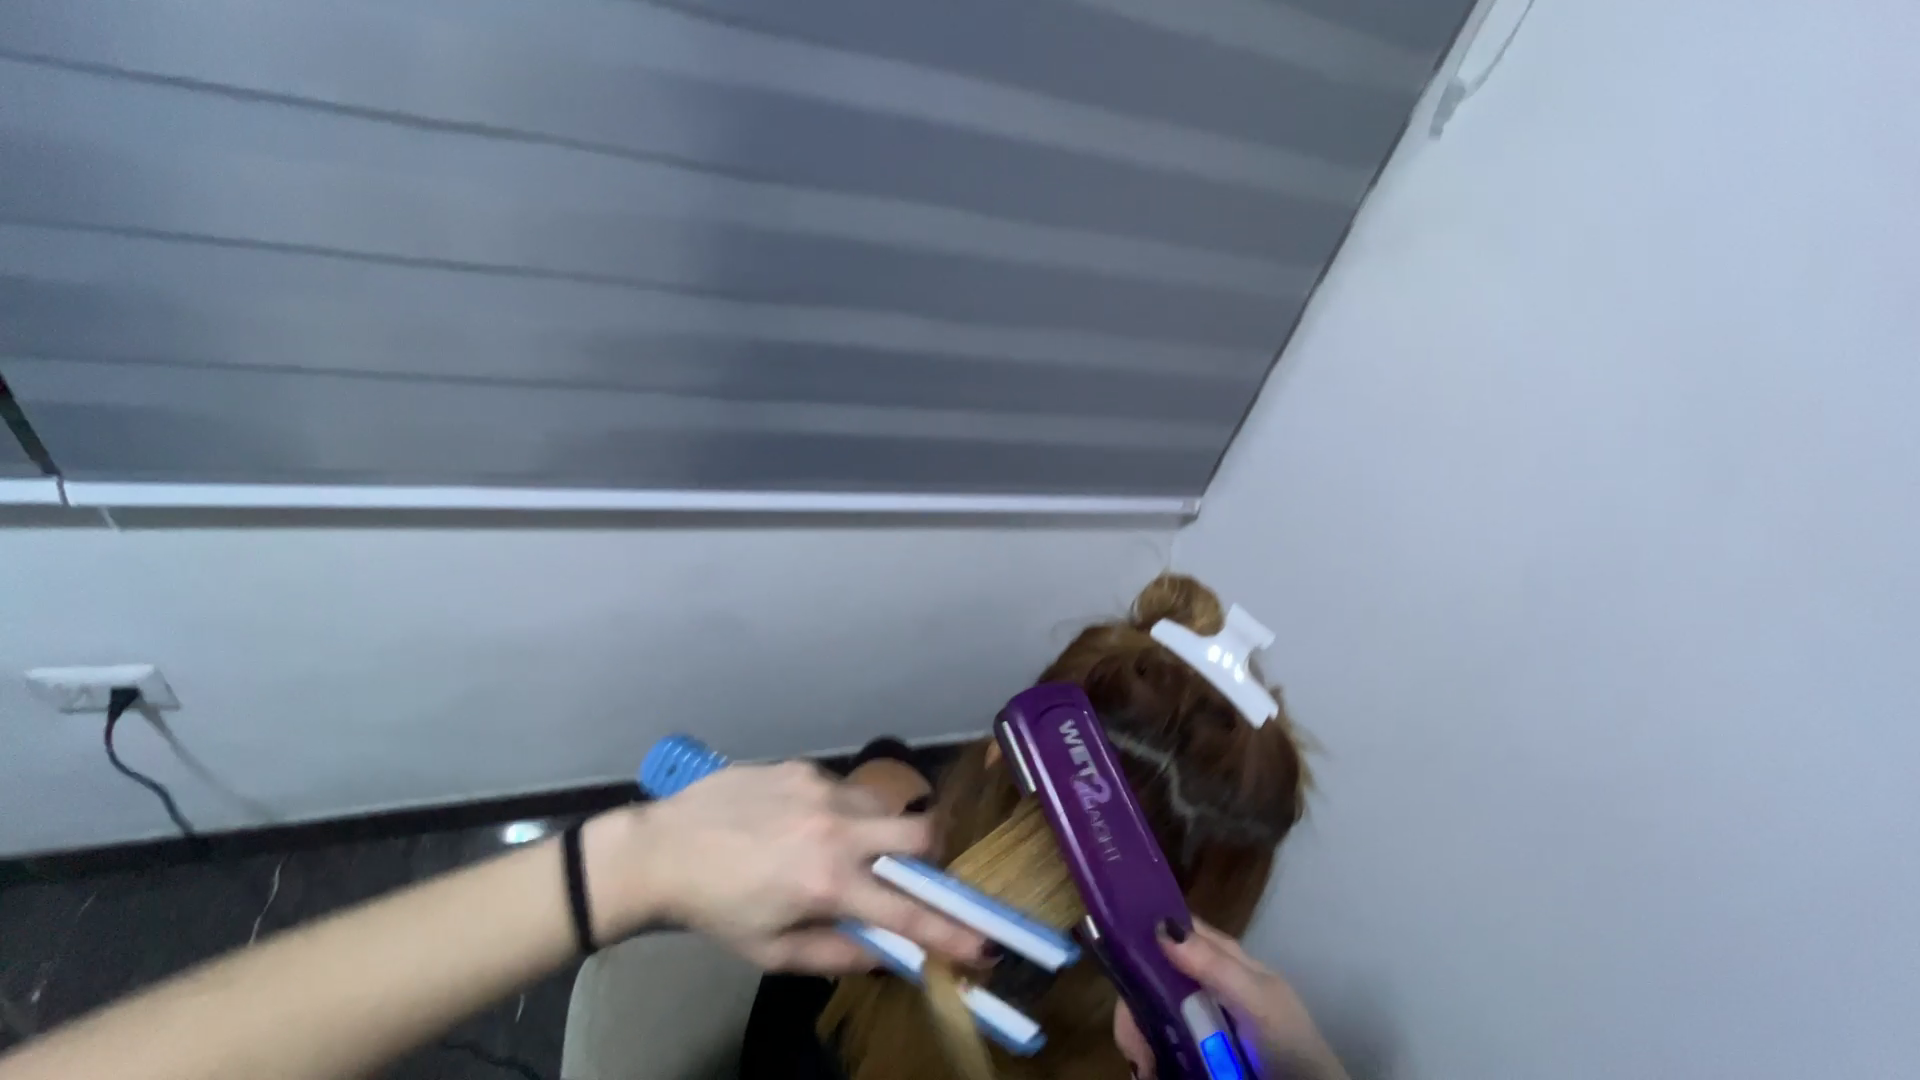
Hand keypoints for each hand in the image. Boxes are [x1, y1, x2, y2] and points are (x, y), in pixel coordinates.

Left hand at [585, 762, 985, 972]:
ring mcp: (823, 789)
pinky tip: (806, 823)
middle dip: (935, 857)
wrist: (664, 848)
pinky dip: (844, 812)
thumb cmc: (718, 910)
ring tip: (847, 847)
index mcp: (829, 884)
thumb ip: (838, 953)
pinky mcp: (806, 767)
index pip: (908, 912)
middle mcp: (837, 830)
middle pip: (921, 834)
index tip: (986, 942)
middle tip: (918, 872)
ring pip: (886, 806)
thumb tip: (889, 953)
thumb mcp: (773, 952)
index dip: (952, 931)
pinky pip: (847, 789)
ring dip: (883, 832)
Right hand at [1114, 920, 1346, 1079]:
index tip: (1113, 957)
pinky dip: (1149, 1056)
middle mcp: (1200, 981)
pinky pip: (1156, 1042)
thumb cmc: (1292, 1044)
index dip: (1140, 933)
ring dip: (1137, 1037)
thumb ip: (1216, 965)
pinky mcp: (1190, 1049)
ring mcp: (1194, 1018)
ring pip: (1146, 1012)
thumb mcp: (1260, 1001)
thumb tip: (1159, 926)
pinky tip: (1151, 1069)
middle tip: (1136, 1048)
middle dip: (1133, 1007)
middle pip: (1147, 976)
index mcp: (1219, 957)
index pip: (1169, 927)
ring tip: (1146, 1069)